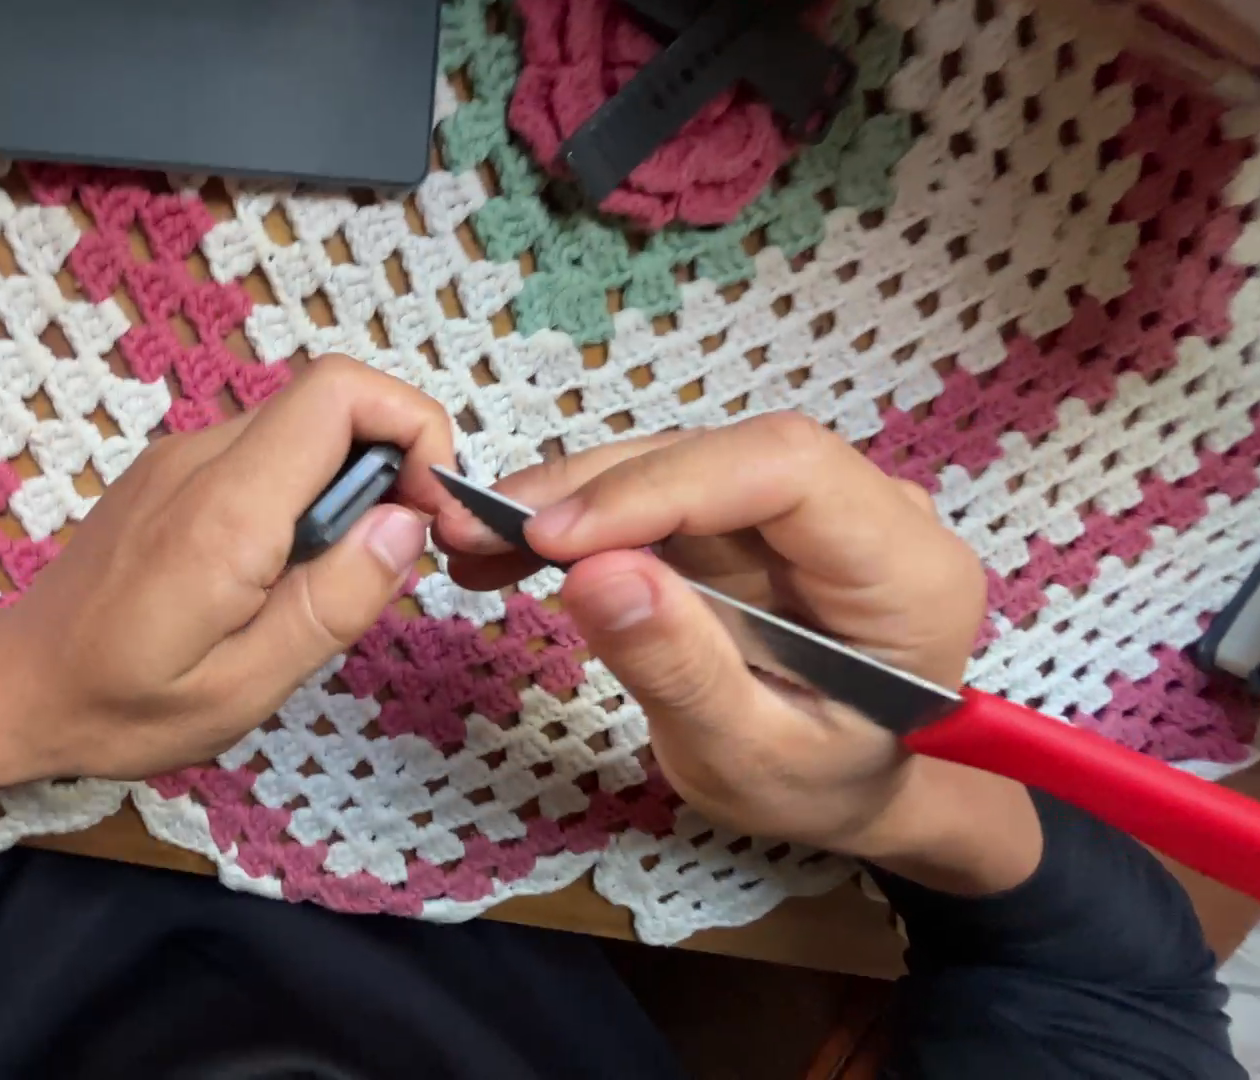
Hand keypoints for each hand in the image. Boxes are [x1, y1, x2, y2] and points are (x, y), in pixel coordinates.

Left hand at [0, 356, 456, 862]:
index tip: (429, 512)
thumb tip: (407, 521)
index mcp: (225, 509)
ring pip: (300, 432)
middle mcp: (200, 458)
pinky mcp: (169, 473)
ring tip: (327, 577)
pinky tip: (279, 569)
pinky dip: (303, 495)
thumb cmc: (121, 706)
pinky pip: (263, 458)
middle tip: (389, 557)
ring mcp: (178, 458)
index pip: (339, 393)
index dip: (412, 426)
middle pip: (328, 403)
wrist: (11, 687)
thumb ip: (334, 600)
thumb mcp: (245, 686)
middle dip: (390, 463)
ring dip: (346, 486)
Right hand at [436, 413, 1040, 890]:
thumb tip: (590, 573)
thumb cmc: (819, 785)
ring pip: (655, 468)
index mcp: (898, 568)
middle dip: (576, 490)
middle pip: (701, 458)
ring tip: (467, 539)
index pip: (781, 470)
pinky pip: (636, 499)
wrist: (845, 785)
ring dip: (552, 501)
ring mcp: (779, 512)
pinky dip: (561, 523)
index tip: (550, 539)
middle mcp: (847, 511)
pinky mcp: (724, 522)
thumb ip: (681, 669)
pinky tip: (501, 548)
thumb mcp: (748, 758)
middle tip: (470, 529)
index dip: (656, 488)